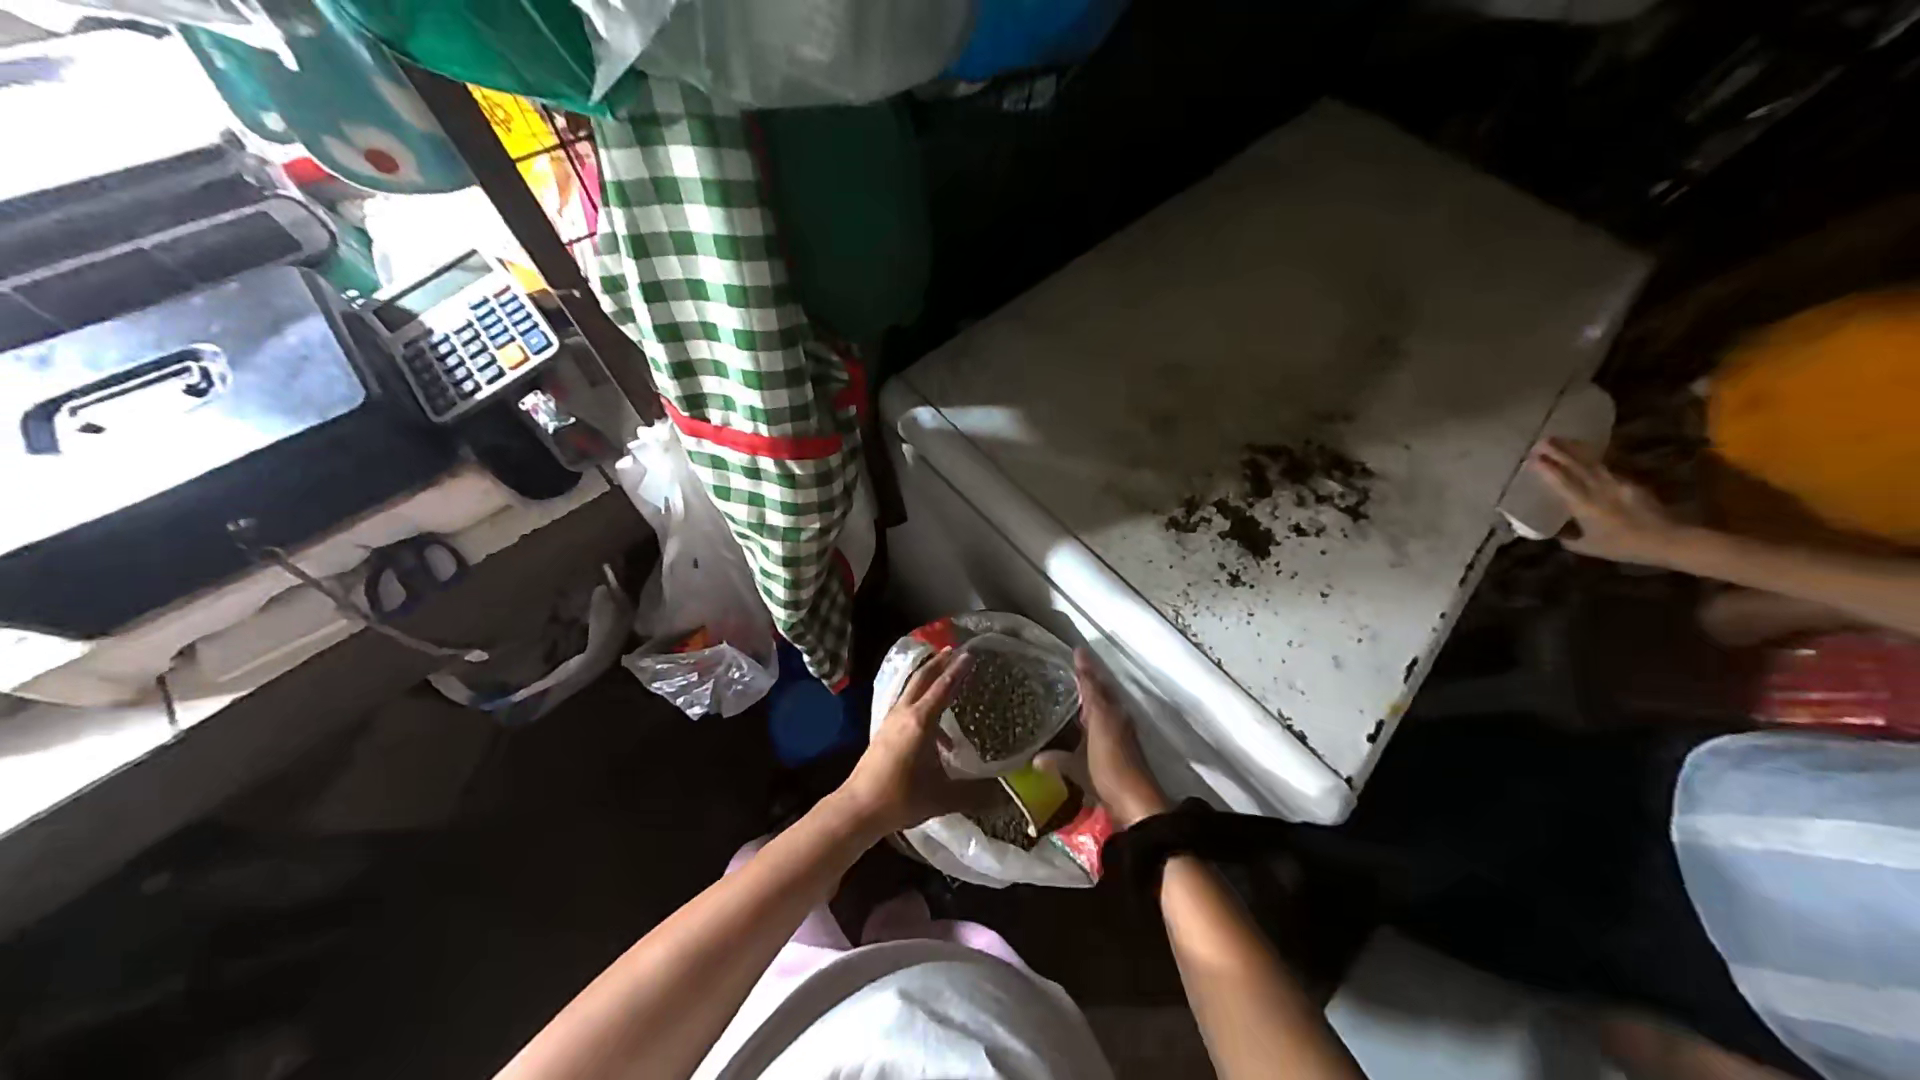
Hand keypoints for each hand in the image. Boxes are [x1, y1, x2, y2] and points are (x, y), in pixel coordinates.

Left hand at [837, 648, 991, 836]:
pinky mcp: (884, 731)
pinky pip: (906, 702)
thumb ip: (974, 794)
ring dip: (927, 676)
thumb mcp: (942, 797)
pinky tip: (932, 719)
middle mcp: (904, 714)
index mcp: (920, 722)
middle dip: (939, 662)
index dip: (958, 670)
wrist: (859, 807)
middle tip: (954, 650)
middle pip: (922, 678)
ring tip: (942, 671)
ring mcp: (891, 720)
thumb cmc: (900, 798)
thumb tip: (1004, 795)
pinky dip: (919, 696)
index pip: (943, 687)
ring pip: (911, 688)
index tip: (970, 654)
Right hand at [1049, 649, 1170, 828]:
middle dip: (1091, 678)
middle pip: (1103, 691)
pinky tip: (1088, 720)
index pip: (1092, 685)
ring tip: (1079, 688)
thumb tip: (1036, 759)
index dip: (1084, 669)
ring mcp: (1122, 732)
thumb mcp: (1079, 765)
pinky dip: (1098, 712)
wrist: (1138, 802)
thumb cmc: (1110, 773)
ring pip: (1107, 704)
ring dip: (1096, 694)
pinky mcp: (1124, 746)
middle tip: (1076, 666)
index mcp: (1106, 714)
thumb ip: (1059, 759)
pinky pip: (1109, 719)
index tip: (1076, 651)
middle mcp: (1116, 717)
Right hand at [1529, 438, 1691, 566]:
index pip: (1562, 482)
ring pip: (1593, 463)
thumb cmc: (1625, 547)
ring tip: (1563, 441)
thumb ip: (1569, 538)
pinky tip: (1589, 457)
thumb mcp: (1589, 547)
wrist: (1669, 540)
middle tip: (1542, 440)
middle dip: (1559, 452)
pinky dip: (1595, 460)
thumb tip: (1556, 532)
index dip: (1547, 469)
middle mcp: (1600, 490)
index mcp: (1585, 505)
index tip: (1532, 457)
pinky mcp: (1632, 484)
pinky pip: (1609, 469)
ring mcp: (1618, 484)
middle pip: (1577, 466)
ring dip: (1577, 450)